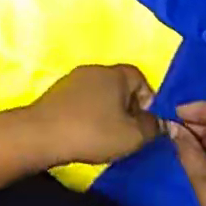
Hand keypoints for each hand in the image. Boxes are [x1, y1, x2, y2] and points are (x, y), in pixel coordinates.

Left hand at [23, 64, 162, 165]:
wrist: (44, 133)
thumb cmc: (93, 131)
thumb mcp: (133, 135)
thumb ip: (153, 126)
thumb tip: (161, 121)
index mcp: (111, 74)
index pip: (138, 76)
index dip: (149, 98)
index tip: (147, 121)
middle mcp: (91, 70)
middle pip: (120, 83)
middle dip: (130, 106)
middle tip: (131, 131)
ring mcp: (73, 79)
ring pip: (102, 92)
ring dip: (111, 110)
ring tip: (111, 134)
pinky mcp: (60, 92)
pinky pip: (85, 98)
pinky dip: (93, 112)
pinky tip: (91, 131)